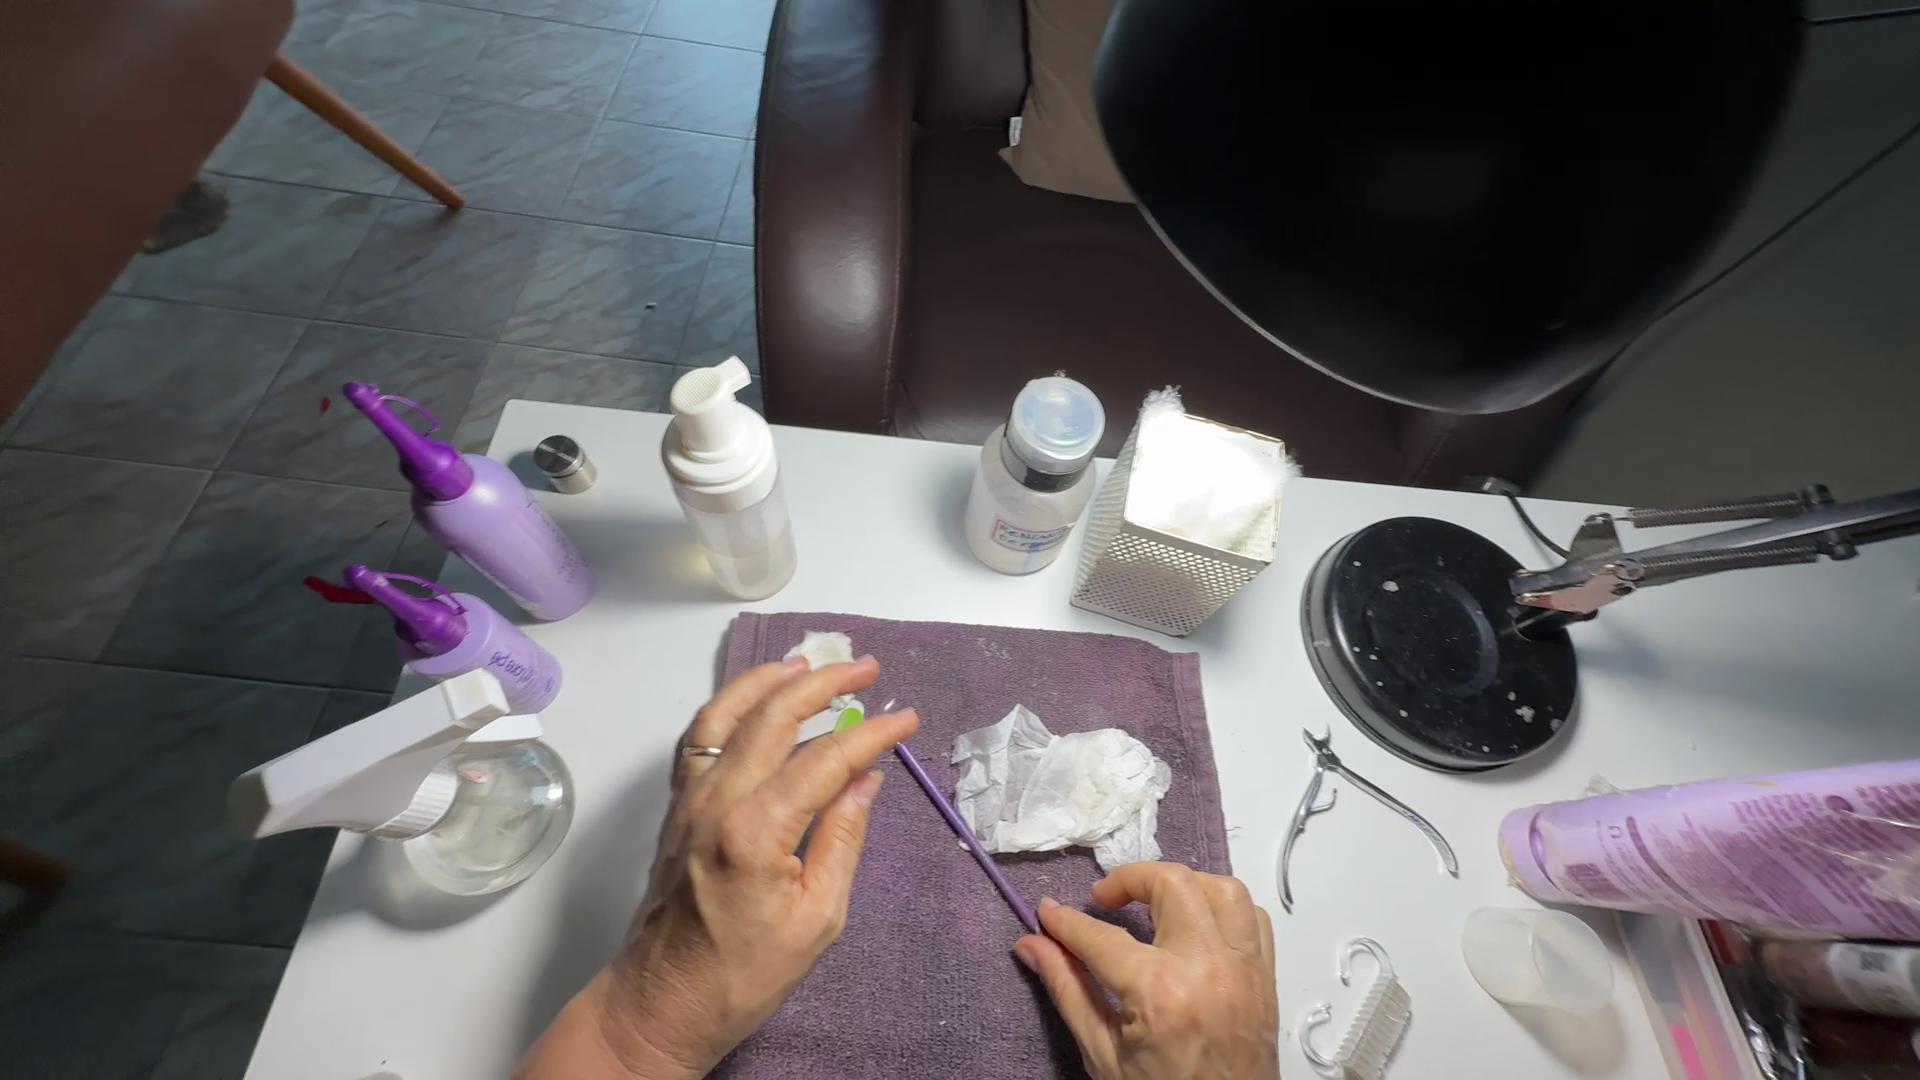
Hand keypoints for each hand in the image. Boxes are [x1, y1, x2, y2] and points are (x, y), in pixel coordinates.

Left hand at [517, 655, 918, 1078]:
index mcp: (756, 829)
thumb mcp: (818, 917)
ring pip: (728, 711)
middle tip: (867, 669)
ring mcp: (690, 794)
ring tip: (809, 661)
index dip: (872, 734)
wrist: (660, 1003)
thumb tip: (866, 779)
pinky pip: (700, 733)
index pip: (826, 759)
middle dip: (826, 682)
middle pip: (776, 715)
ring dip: (772, 678)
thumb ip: (843, 838)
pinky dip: (731, 702)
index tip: (906, 720)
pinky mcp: (677, 801)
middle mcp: (717, 797)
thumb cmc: (745, 972)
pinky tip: (757, 696)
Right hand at [1015, 863, 1280, 1079]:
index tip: (1047, 911)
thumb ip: (1067, 989)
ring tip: (1155, 904)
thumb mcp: (1103, 1055)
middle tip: (1105, 899)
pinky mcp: (1267, 981)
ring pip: (1222, 890)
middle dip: (1130, 879)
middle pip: (1171, 884)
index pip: (1101, 936)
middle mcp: (1208, 969)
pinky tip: (1198, 924)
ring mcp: (1244, 972)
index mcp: (1161, 993)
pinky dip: (1224, 909)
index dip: (1066, 921)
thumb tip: (1030, 943)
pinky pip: (1254, 919)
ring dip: (1184, 886)